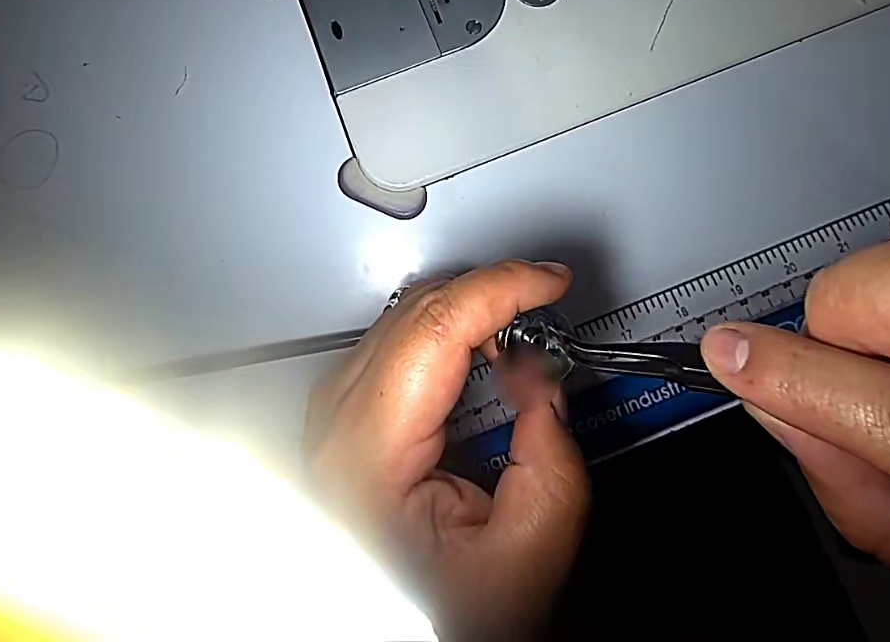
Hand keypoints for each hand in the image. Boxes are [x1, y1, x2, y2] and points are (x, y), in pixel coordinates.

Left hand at [305, 262, 589, 640]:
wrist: (378, 622)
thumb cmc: (423, 612)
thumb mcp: (517, 561)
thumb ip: (552, 465)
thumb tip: (544, 381)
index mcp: (364, 452)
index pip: (436, 324)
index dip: (503, 287)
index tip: (550, 281)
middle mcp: (337, 416)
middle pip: (425, 306)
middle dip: (498, 296)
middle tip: (545, 319)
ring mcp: (337, 401)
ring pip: (416, 309)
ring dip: (479, 310)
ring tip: (521, 343)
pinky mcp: (350, 398)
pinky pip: (408, 330)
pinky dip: (458, 327)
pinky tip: (486, 350)